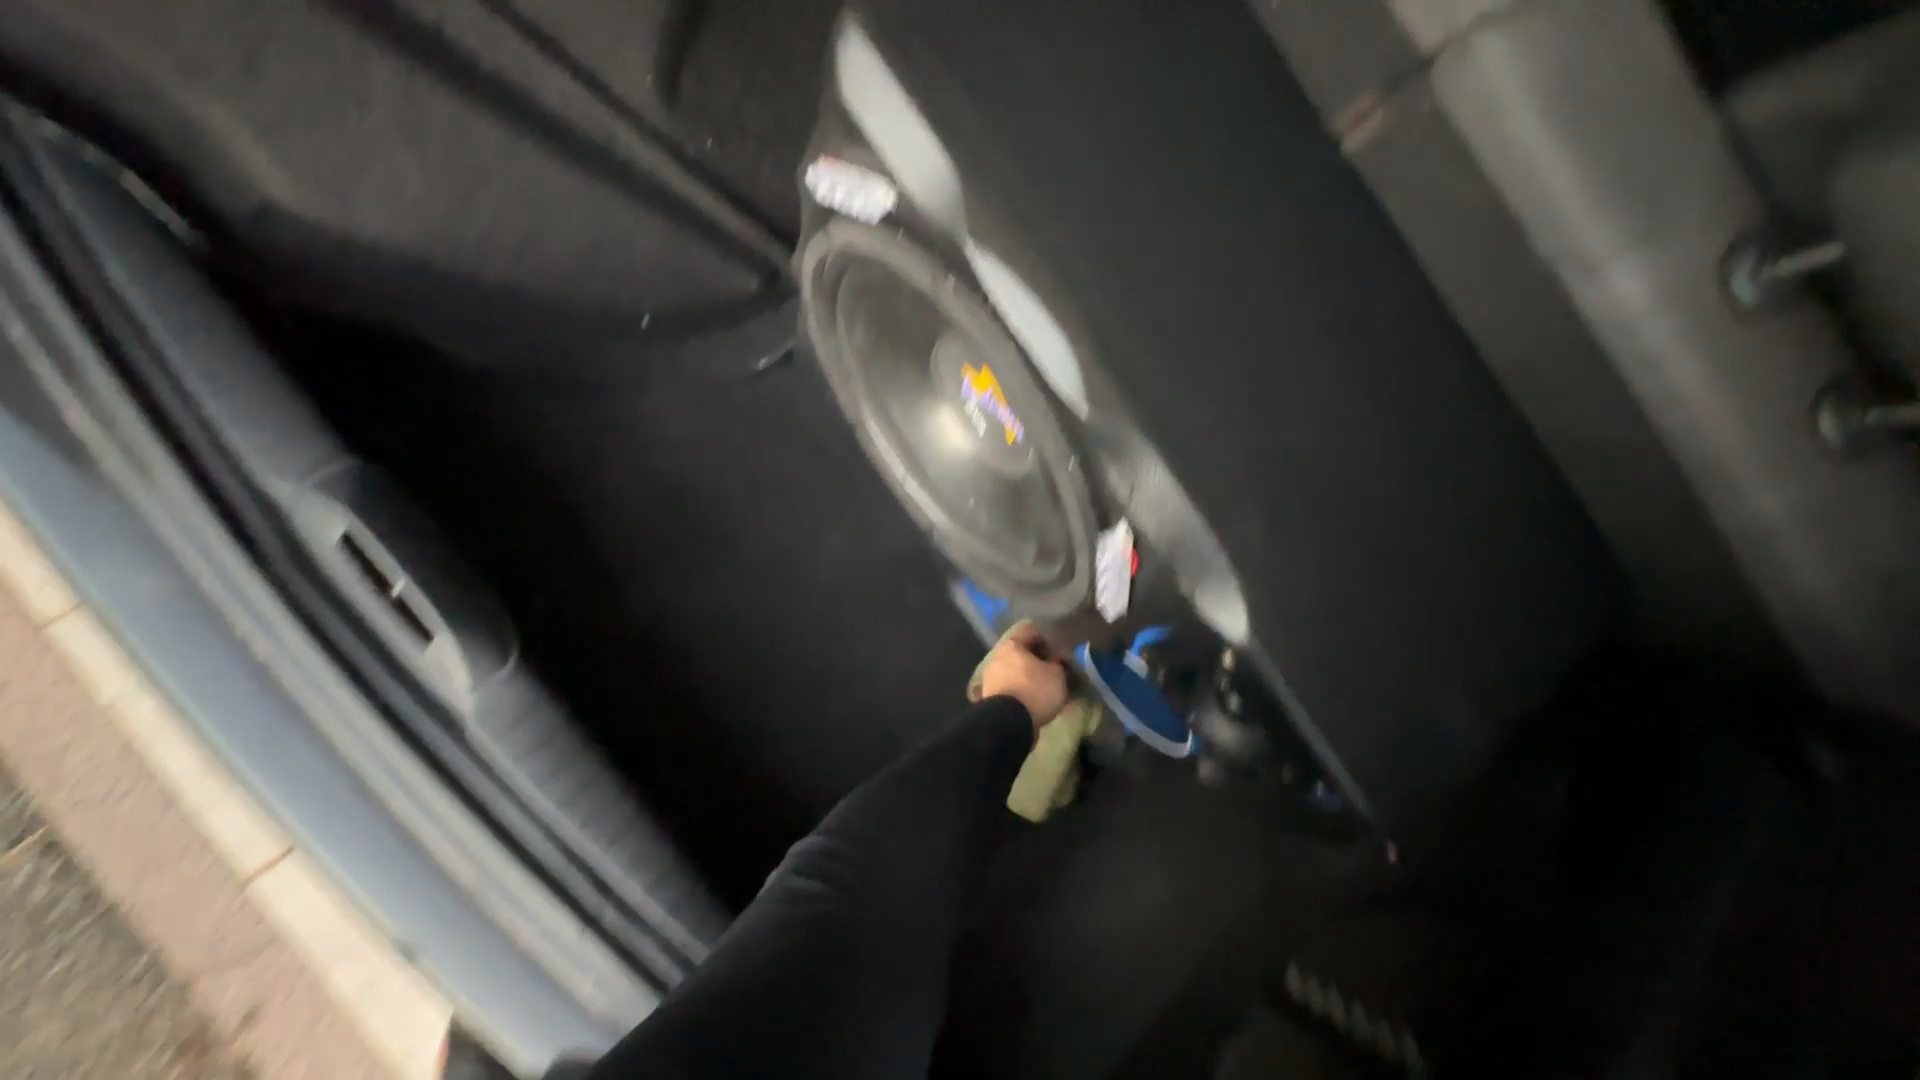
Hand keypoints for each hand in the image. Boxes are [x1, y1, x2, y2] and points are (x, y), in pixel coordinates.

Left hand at [977, 623, 1070, 729]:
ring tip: (1045, 686)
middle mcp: (996, 656)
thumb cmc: (1034, 690)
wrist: (1008, 724)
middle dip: (1036, 659)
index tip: (1059, 647)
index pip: (1030, 631)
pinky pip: (1010, 688)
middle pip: (1020, 652)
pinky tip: (1033, 699)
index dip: (1046, 637)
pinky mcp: (989, 697)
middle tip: (1053, 667)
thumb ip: (1058, 663)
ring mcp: (990, 678)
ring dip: (1027, 676)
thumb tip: (1056, 659)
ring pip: (1014, 670)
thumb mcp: (1057, 675)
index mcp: (1011, 644)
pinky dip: (1021, 691)